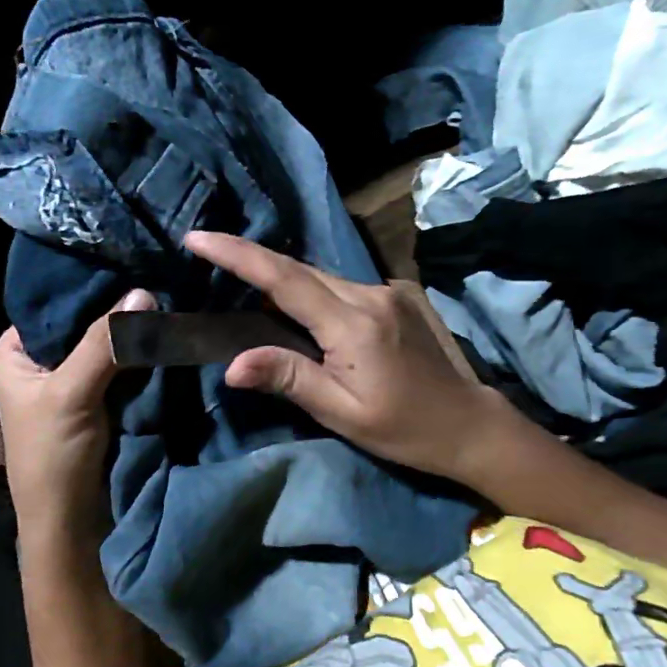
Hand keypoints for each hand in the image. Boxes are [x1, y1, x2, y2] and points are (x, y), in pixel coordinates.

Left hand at [0, 290, 155, 541]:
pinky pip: (123, 367)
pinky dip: (141, 355)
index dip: (90, 284)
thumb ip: (104, 344)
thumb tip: (143, 292)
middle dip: (117, 308)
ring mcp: (74, 381)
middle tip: (159, 276)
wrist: (71, 522)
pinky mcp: (102, 400)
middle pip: (83, 322)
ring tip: (169, 297)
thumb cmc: (53, 457)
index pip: (54, 303)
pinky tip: (165, 333)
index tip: (131, 260)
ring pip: (106, 345)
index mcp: (14, 352)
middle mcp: (42, 360)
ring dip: (133, 332)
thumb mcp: (71, 393)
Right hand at [184, 230, 513, 483]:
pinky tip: (306, 313)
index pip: (284, 279)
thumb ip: (290, 379)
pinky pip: (345, 287)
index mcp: (354, 325)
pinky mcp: (400, 296)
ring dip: (288, 283)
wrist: (468, 424)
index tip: (197, 237)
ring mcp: (389, 291)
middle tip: (211, 261)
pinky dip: (317, 294)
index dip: (238, 254)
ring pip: (324, 277)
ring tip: (251, 292)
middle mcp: (372, 294)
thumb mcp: (342, 412)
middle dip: (255, 264)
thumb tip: (232, 364)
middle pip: (302, 271)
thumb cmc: (403, 428)